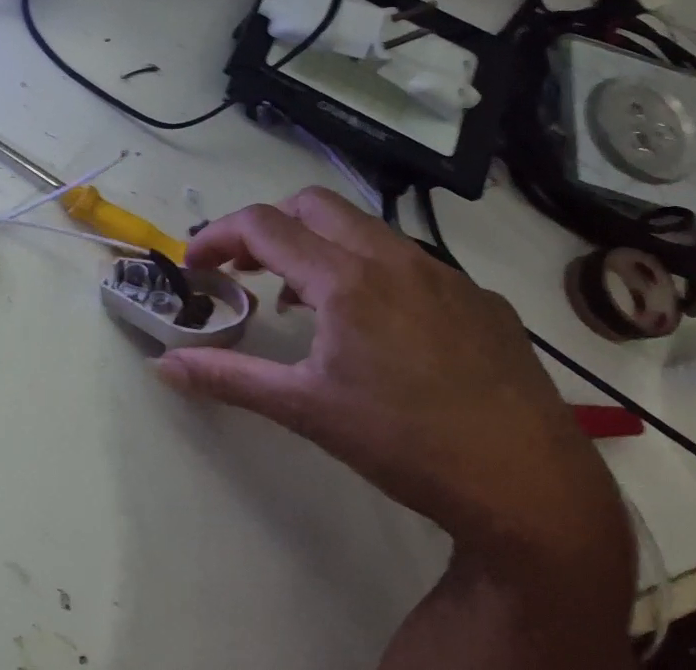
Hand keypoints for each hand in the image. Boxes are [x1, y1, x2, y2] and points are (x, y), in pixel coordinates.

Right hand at [159, 187, 628, 565]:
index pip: (262, 224)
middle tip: (243, 269)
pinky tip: (373, 330)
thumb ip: (226, 376)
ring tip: (300, 302)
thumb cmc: (404, 444)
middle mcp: (397, 262)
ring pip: (365, 230)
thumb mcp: (302, 409)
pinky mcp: (483, 304)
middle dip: (266, 226)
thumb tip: (162, 365)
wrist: (533, 491)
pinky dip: (368, 272)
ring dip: (316, 247)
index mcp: (348, 280)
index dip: (217, 237)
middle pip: (313, 205)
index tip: (196, 268)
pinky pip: (409, 263)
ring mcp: (448, 279)